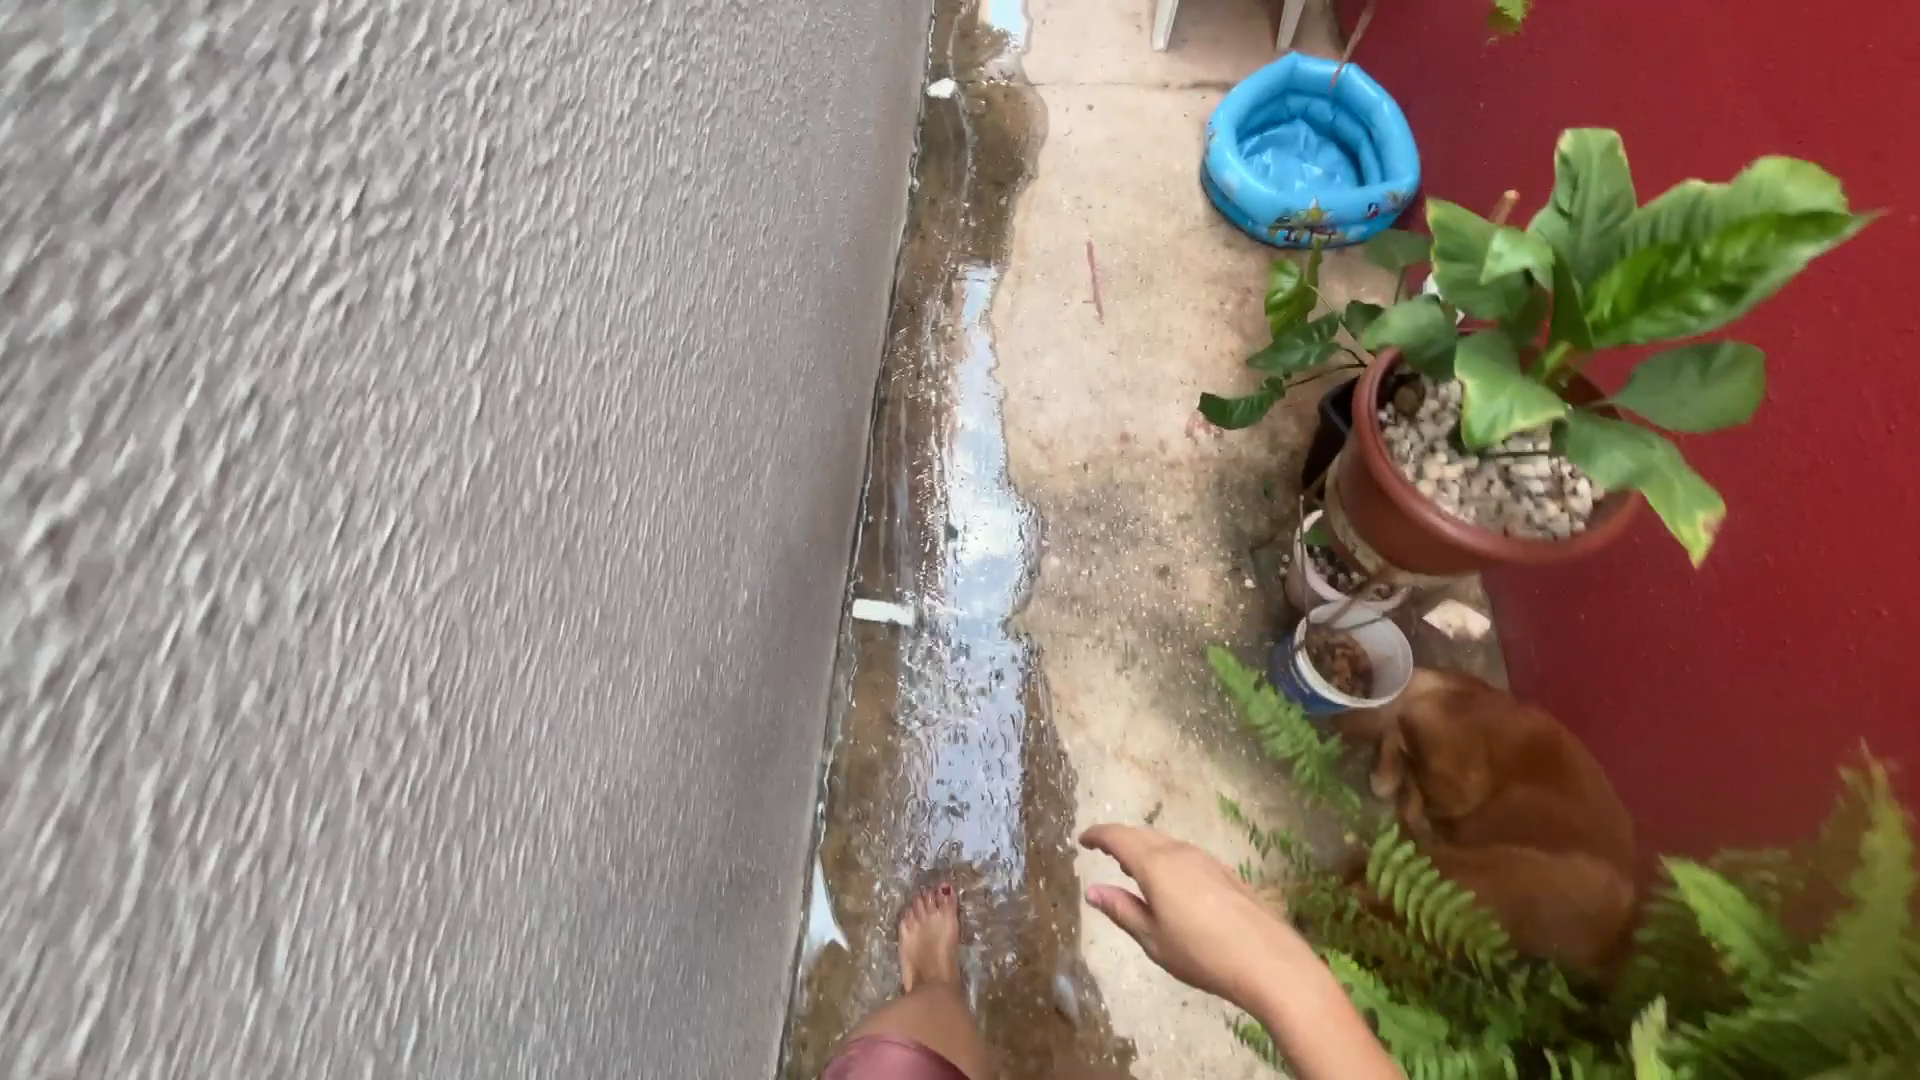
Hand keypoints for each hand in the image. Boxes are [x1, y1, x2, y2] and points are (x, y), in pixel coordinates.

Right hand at [1078, 823, 1308, 1010]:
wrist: (1269, 961)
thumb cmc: (1202, 954)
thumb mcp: (1153, 939)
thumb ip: (1121, 910)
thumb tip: (1092, 890)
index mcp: (1154, 865)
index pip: (1117, 837)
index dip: (1097, 835)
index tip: (1082, 840)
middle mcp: (1178, 852)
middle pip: (1140, 835)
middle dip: (1118, 839)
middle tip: (1103, 852)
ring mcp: (1204, 859)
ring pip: (1164, 842)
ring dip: (1143, 848)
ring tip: (1131, 867)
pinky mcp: (1223, 871)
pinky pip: (1183, 853)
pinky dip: (1164, 857)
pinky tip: (1168, 882)